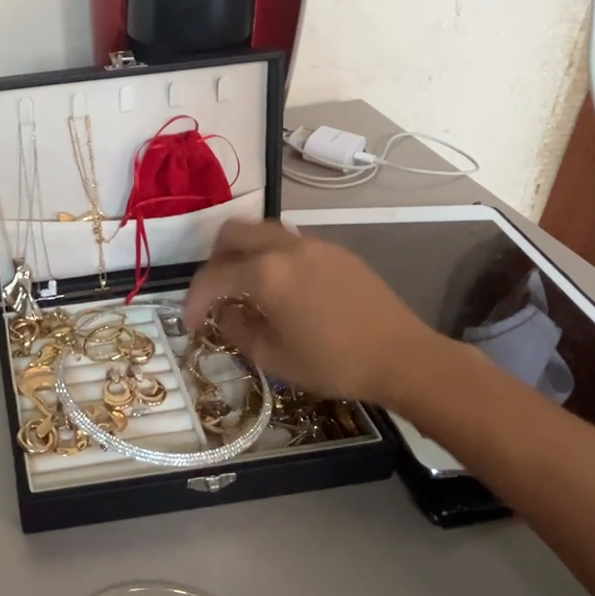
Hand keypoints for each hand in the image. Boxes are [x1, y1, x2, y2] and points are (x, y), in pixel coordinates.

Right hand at [182, 220, 464, 405]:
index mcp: (266, 273)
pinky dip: (272, 258)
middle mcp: (286, 247)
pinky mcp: (337, 252)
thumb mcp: (273, 357)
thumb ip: (237, 329)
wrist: (403, 357)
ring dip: (244, 254)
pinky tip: (282, 290)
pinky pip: (290, 243)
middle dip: (214, 262)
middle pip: (233, 234)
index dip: (194, 300)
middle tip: (215, 293)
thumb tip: (223, 313)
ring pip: (262, 232)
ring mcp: (314, 245)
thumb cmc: (334, 363)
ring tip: (246, 288)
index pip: (213, 277)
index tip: (191, 323)